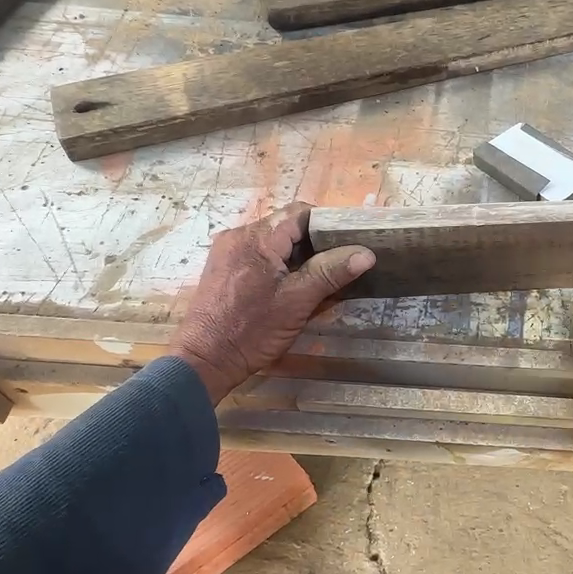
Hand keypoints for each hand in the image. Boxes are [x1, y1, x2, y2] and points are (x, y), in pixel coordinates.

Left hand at [166, 205, 374, 402]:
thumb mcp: (298, 301)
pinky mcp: (224, 269)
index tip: (348, 245)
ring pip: (274, 243)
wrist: (206, 359)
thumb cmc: (253, 329)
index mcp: (257, 238)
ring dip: (298, 257)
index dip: (328, 226)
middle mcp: (239, 236)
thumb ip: (331, 272)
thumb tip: (366, 253)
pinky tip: (292, 288)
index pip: (300, 214)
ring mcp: (228, 252)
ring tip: (318, 280)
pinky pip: (260, 256)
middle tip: (338, 266)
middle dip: (315, 245)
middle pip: (287, 227)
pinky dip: (280, 266)